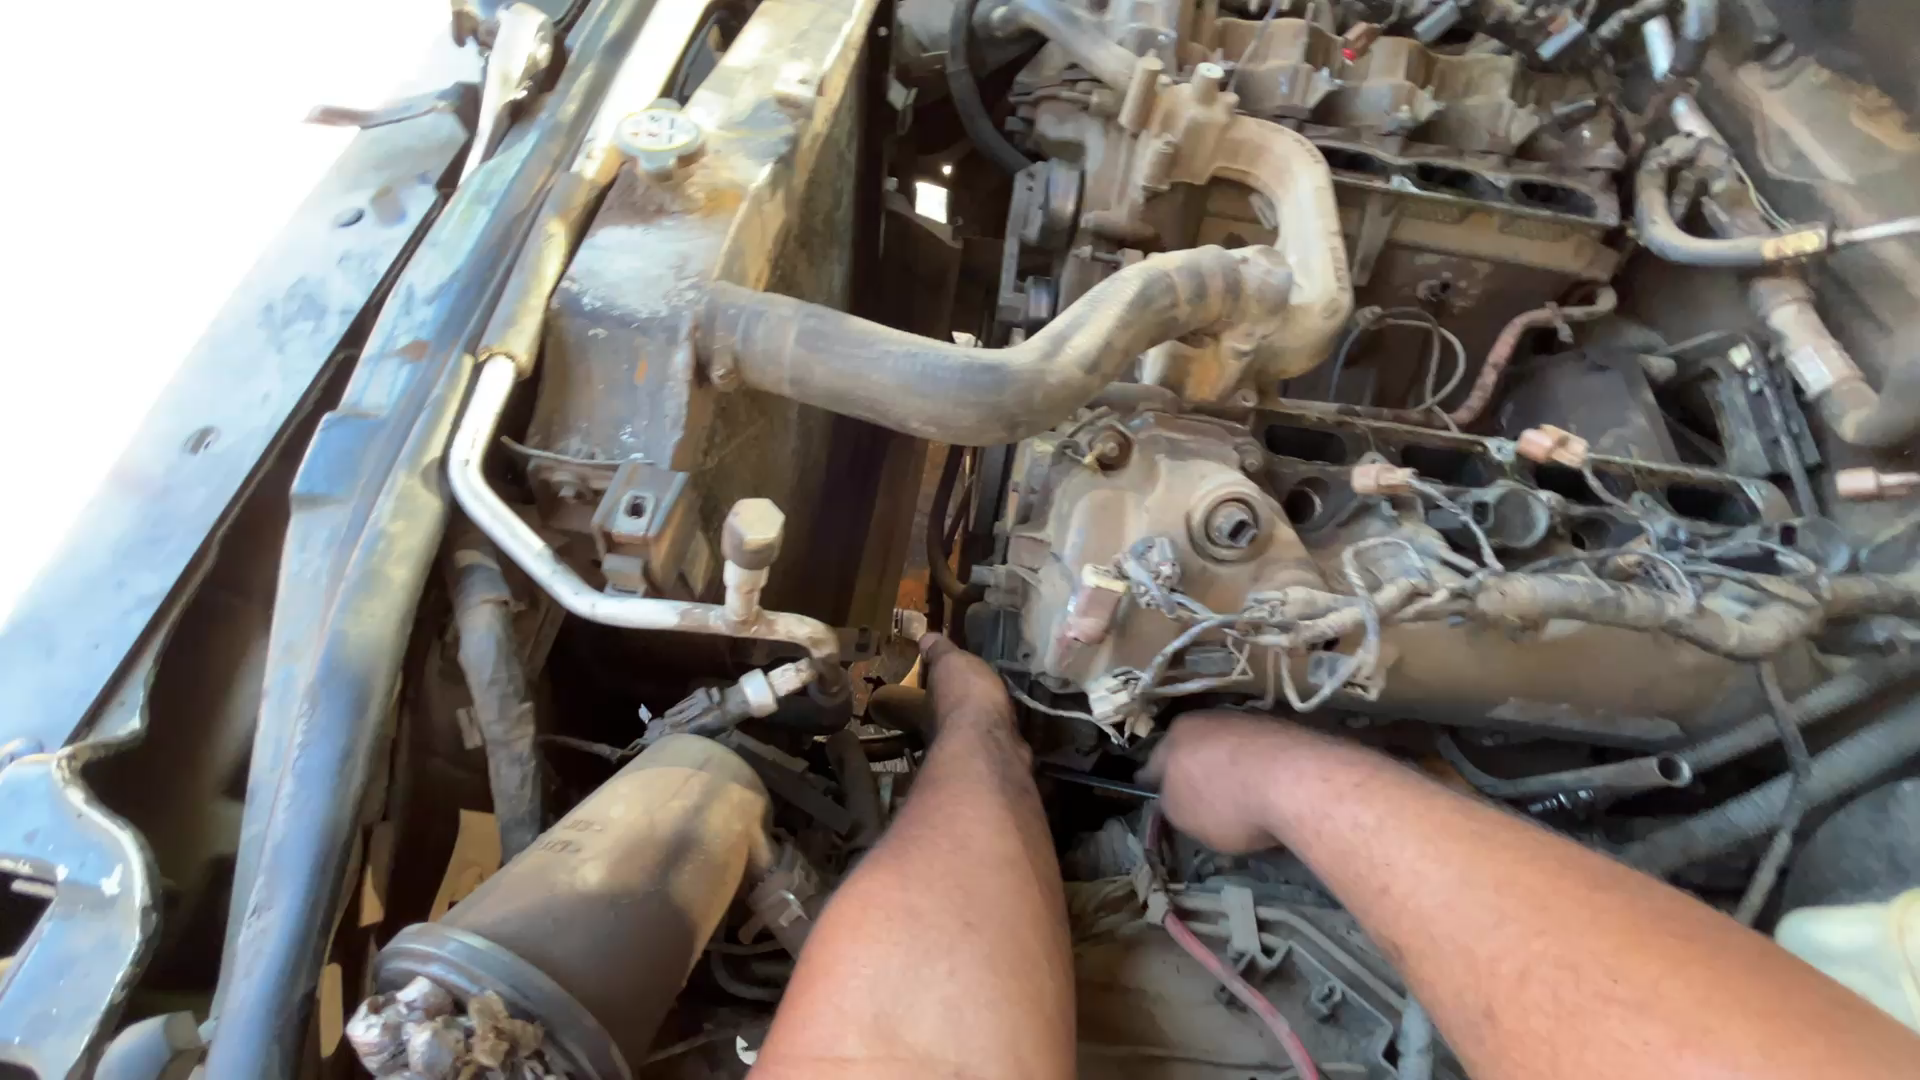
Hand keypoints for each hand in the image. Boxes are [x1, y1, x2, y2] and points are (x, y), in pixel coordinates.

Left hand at [919, 632, 1014, 738]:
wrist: (988, 741)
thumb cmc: (964, 694)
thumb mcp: (949, 661)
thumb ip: (940, 651)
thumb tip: (923, 638)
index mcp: (933, 705)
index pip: (936, 693)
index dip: (946, 684)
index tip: (959, 676)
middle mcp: (947, 731)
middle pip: (958, 714)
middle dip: (971, 705)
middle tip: (989, 689)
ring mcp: (974, 748)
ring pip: (981, 730)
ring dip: (992, 721)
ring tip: (1010, 704)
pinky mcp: (999, 759)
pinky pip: (1003, 743)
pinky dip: (1009, 736)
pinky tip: (1020, 727)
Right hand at [1142, 711, 1294, 853]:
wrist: (1298, 781)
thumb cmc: (1227, 801)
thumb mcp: (1184, 817)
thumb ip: (1171, 805)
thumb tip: (1173, 798)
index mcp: (1174, 737)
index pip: (1153, 764)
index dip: (1152, 782)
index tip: (1152, 793)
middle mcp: (1205, 720)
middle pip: (1191, 748)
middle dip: (1191, 768)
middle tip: (1197, 795)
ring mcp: (1245, 720)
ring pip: (1226, 747)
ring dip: (1227, 766)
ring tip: (1239, 796)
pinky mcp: (1282, 729)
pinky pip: (1259, 753)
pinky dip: (1258, 768)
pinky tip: (1268, 791)